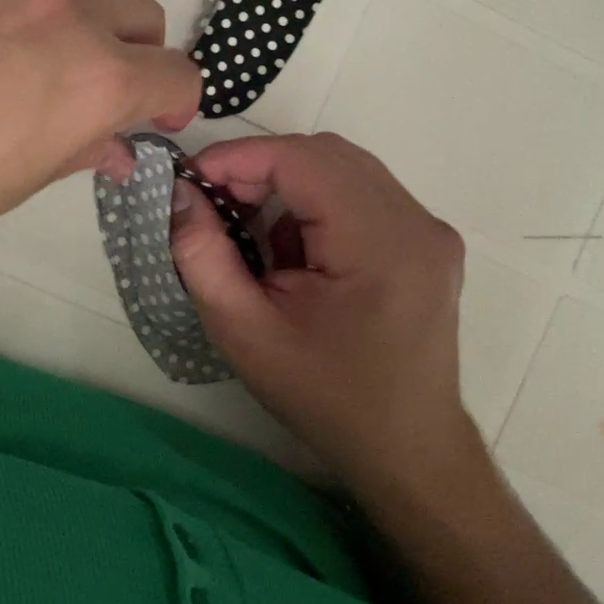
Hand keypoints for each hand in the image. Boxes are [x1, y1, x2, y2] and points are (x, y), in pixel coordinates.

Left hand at [0, 0, 203, 242]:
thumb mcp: (29, 178)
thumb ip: (85, 147)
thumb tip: (116, 145)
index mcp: (103, 80)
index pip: (178, 74)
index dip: (174, 101)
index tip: (152, 119)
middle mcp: (75, 19)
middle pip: (144, 15)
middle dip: (140, 54)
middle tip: (106, 86)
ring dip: (99, 2)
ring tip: (68, 37)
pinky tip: (22, 6)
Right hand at [167, 133, 481, 495]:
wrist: (404, 449)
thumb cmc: (321, 393)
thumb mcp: (242, 328)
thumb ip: (201, 254)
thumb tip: (177, 193)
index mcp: (380, 245)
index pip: (301, 159)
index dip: (236, 158)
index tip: (188, 184)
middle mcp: (416, 224)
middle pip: (324, 154)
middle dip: (257, 166)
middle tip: (211, 204)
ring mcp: (427, 233)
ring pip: (341, 168)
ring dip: (283, 184)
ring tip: (245, 230)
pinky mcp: (423, 245)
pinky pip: (357, 194)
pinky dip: (309, 203)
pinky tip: (288, 252)